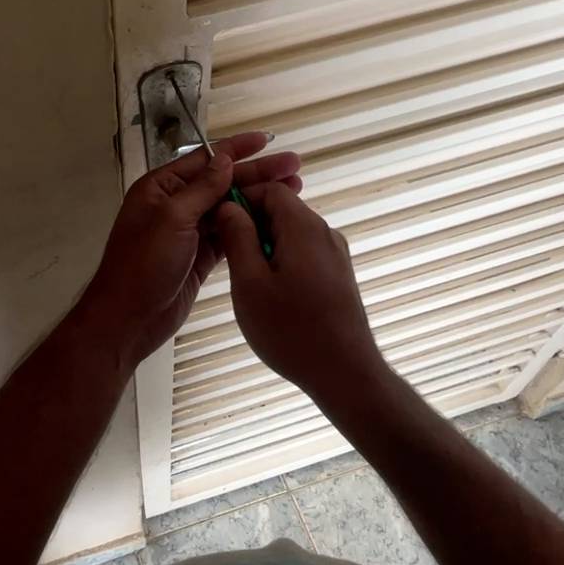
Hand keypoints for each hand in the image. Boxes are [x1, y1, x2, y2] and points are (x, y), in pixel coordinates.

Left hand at [78, 133, 300, 368]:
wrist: (129, 317)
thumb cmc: (143, 264)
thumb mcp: (173, 219)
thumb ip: (202, 188)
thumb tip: (224, 160)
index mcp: (161, 188)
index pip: (204, 160)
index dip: (236, 149)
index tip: (266, 141)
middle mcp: (175, 205)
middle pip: (222, 183)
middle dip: (257, 175)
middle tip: (294, 168)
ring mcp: (188, 232)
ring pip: (229, 209)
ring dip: (258, 200)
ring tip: (294, 192)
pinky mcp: (200, 256)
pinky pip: (229, 235)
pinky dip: (250, 228)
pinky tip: (275, 222)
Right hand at [216, 183, 391, 399]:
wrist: (345, 375)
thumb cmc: (291, 330)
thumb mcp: (249, 283)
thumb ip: (237, 238)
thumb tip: (229, 207)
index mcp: (304, 228)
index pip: (271, 189)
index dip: (240, 198)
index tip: (218, 222)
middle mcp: (325, 234)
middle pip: (282, 210)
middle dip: (251, 224)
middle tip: (227, 255)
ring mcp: (335, 256)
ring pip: (292, 233)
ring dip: (264, 246)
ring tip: (246, 279)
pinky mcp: (338, 277)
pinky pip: (304, 253)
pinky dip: (281, 261)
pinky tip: (270, 293)